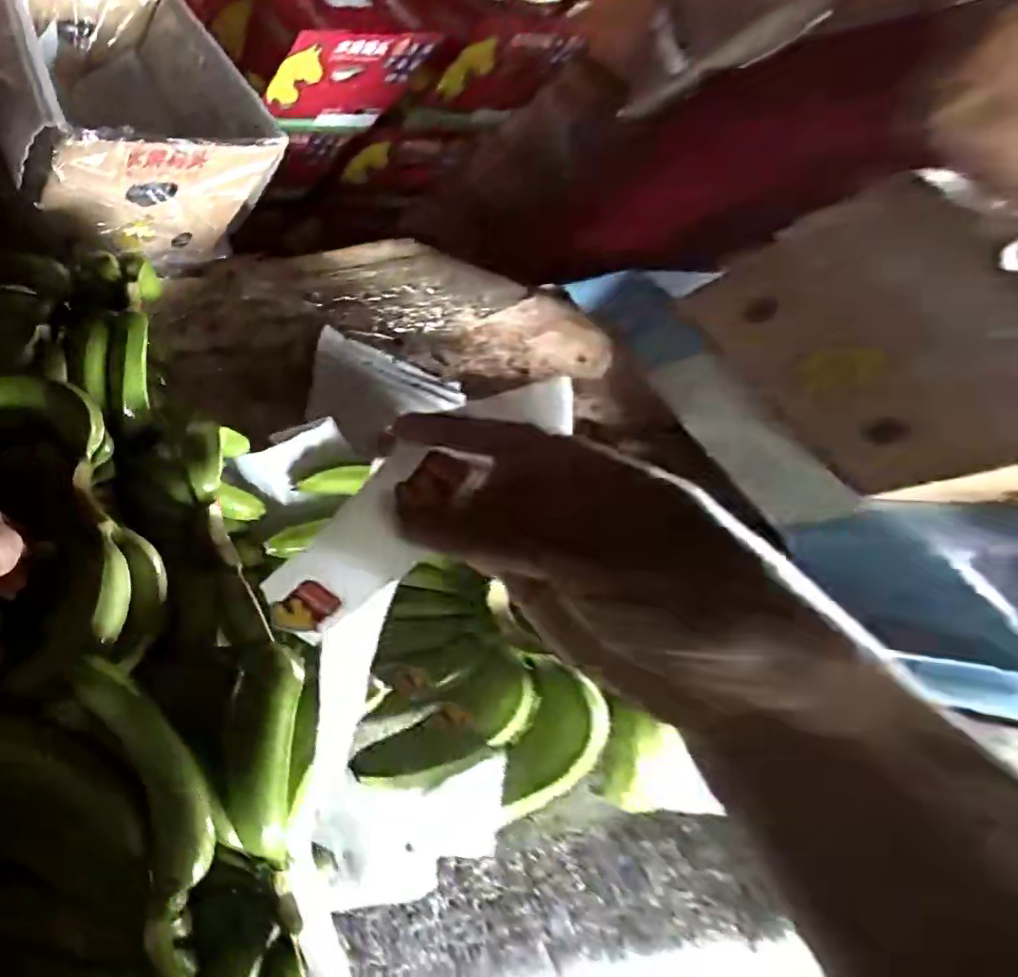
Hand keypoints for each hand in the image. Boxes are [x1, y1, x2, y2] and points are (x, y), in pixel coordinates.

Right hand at [390, 414, 859, 730]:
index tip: (394, 432)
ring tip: (375, 515)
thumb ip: (496, 532)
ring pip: (468, 518)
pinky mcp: (530, 586)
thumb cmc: (691, 599)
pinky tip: (405, 548)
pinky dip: (436, 550)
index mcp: (587, 474)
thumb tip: (402, 510)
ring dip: (424, 513)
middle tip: (372, 480)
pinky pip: (471, 557)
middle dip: (426, 471)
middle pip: (477, 475)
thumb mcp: (595, 555)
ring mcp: (541, 545)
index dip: (448, 431)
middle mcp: (557, 501)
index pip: (505, 439)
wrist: (750, 689)